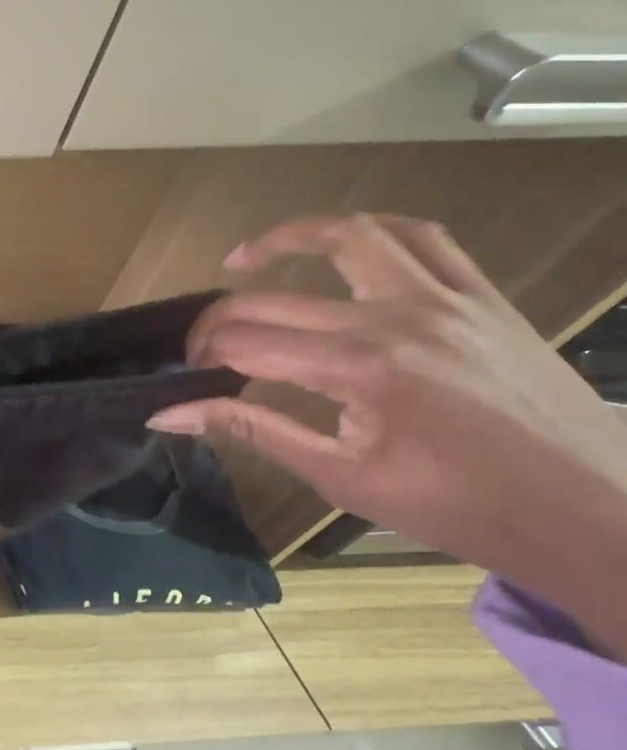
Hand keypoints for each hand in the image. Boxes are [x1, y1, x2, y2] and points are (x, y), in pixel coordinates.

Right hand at [147, 214, 626, 656]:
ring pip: (353, 236)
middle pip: (276, 299)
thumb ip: (252, 431)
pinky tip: (343, 251)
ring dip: (289, 238)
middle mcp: (399, 318)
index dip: (202, 357)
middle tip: (201, 348)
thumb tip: (166, 414)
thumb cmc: (466, 510)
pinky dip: (370, 234)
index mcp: (363, 369)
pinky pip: (423, 239)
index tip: (186, 380)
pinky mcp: (484, 298)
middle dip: (220, 320)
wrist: (601, 515)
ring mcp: (448, 299)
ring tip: (246, 257)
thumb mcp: (344, 479)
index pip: (247, 343)